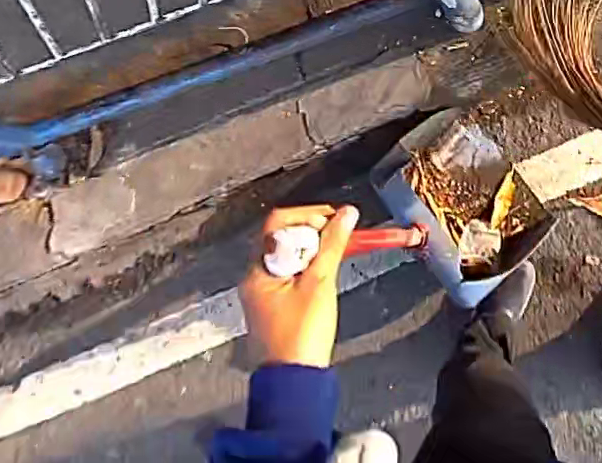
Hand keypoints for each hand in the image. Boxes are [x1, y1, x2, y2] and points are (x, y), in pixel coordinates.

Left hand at [240, 204, 356, 366]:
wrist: (296, 385)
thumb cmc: (301, 339)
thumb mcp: (320, 283)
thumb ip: (333, 245)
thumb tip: (346, 215)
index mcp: (257, 269)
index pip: (277, 223)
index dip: (306, 215)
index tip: (332, 218)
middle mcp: (255, 277)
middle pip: (281, 236)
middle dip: (311, 232)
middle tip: (335, 235)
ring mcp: (263, 291)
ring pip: (288, 254)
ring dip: (311, 250)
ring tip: (332, 255)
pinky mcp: (274, 304)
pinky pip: (290, 272)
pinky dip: (308, 266)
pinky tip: (323, 274)